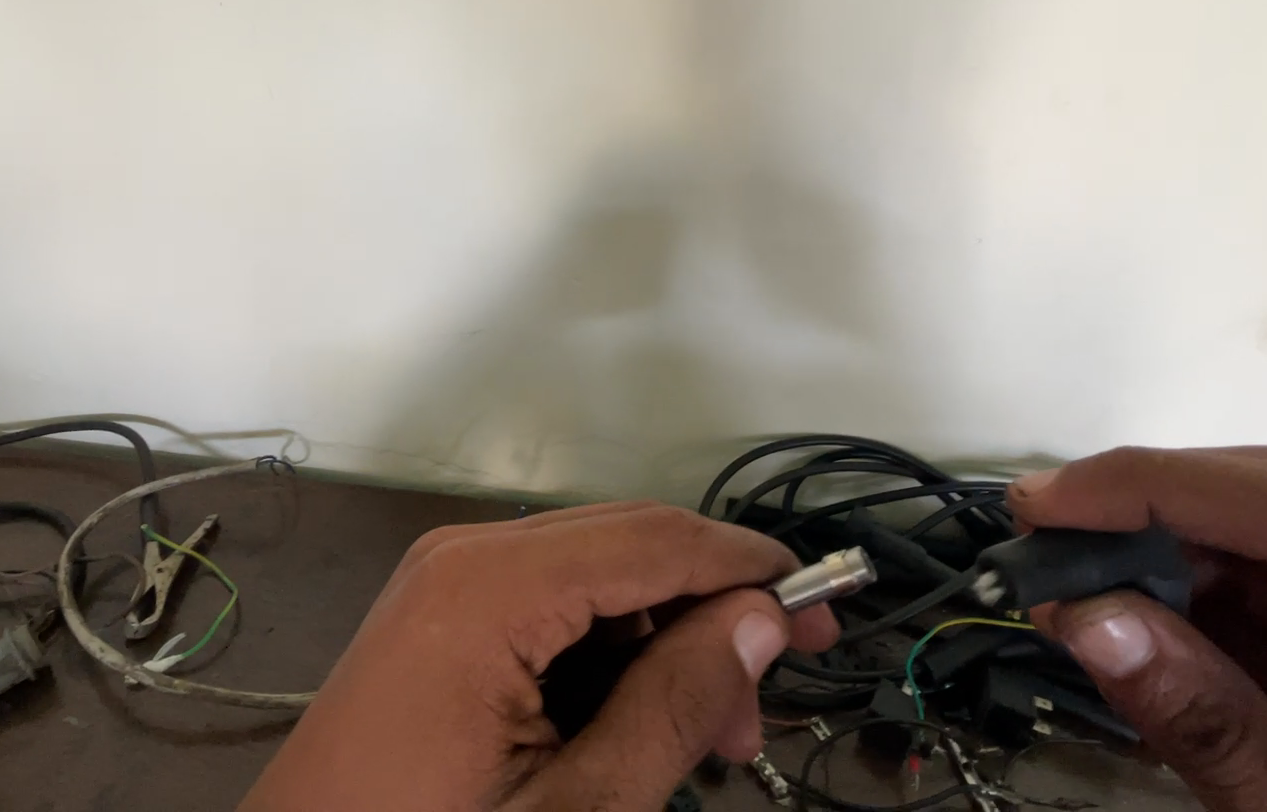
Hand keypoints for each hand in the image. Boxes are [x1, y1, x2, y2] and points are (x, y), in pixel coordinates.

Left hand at [238, 501, 839, 811]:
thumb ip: (671, 705)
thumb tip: (759, 620)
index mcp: (489, 585)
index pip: (652, 539)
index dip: (743, 564)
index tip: (820, 599)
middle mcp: (468, 555)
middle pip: (627, 546)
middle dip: (708, 607)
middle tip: (766, 694)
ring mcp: (451, 579)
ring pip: (597, 575)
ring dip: (664, 637)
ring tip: (712, 728)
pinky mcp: (446, 612)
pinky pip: (555, 603)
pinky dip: (611, 649)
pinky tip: (642, 714)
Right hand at [1009, 446, 1266, 811]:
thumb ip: (1226, 743)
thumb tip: (1084, 617)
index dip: (1169, 487)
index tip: (1047, 503)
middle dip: (1144, 508)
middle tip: (1034, 529)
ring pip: (1253, 546)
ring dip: (1140, 552)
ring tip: (1052, 581)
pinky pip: (1247, 601)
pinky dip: (1161, 600)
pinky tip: (1103, 614)